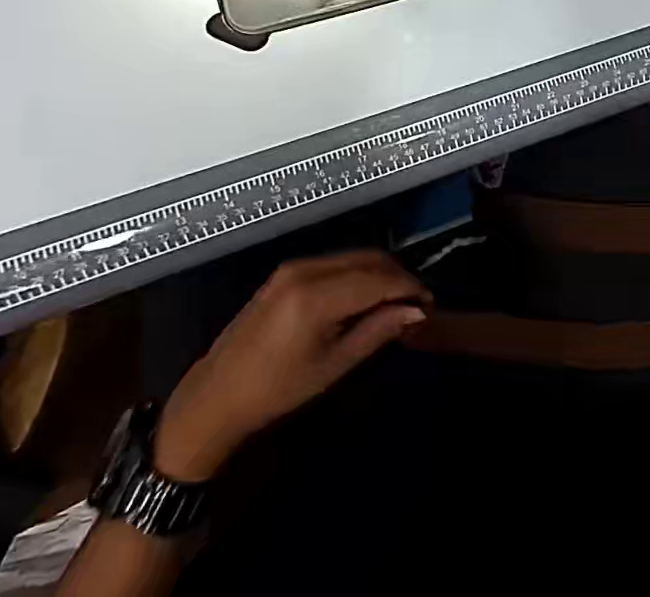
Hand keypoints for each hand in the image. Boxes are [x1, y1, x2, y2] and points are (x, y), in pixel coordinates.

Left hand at [153, 250, 430, 480]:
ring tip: (396, 302)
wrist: (219, 393)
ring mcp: (294, 265)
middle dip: (399, 276)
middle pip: (369, 259)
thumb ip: (378, 330)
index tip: (430, 305)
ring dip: (380, 273)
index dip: (410, 287)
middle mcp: (306, 268)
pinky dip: (359, 273)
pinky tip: (366, 296)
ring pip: (354, 256)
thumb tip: (418, 311)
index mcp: (317, 295)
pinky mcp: (287, 270)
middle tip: (417, 305)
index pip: (379, 278)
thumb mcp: (335, 365)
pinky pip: (335, 261)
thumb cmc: (279, 389)